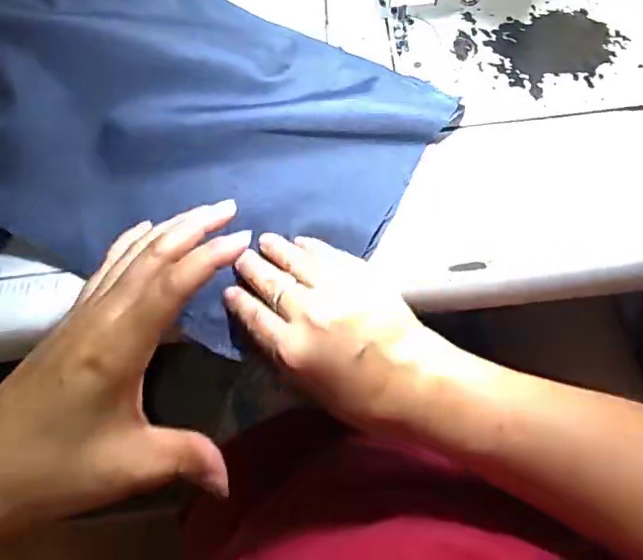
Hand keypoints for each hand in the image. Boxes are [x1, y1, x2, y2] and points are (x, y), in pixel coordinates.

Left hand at [0, 200, 250, 558]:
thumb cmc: (51, 469)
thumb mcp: (124, 467)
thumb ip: (183, 458)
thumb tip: (231, 480)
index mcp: (118, 344)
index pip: (170, 284)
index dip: (208, 256)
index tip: (242, 237)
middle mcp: (101, 315)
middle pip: (151, 255)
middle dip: (193, 226)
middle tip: (229, 207)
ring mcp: (82, 313)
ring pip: (130, 255)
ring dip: (167, 229)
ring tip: (200, 214)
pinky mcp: (70, 320)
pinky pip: (108, 267)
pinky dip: (132, 242)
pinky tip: (143, 232)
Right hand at [225, 233, 466, 432]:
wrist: (414, 379)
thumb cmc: (364, 401)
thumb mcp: (311, 389)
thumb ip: (286, 357)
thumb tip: (269, 333)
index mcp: (291, 348)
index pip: (255, 317)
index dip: (240, 301)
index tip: (228, 289)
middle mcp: (306, 312)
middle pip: (271, 283)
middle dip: (253, 267)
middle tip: (241, 255)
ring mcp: (332, 287)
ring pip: (296, 261)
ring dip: (278, 249)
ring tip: (265, 240)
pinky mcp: (357, 272)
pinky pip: (326, 253)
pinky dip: (310, 246)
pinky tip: (301, 242)